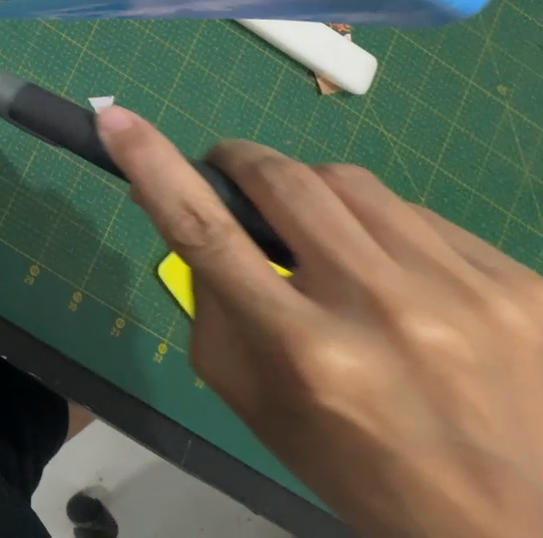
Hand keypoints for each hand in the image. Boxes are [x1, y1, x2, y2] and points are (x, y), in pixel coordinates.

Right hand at [98, 107, 542, 536]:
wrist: (511, 523)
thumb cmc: (345, 455)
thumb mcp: (243, 386)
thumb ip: (210, 293)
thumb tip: (187, 208)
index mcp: (302, 348)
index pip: (205, 229)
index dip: (152, 165)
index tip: (116, 119)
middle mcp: (385, 311)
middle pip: (286, 183)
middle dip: (241, 163)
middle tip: (229, 174)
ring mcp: (469, 295)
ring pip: (352, 184)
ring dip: (312, 194)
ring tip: (323, 239)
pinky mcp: (526, 289)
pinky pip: (421, 215)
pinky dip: (383, 228)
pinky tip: (396, 274)